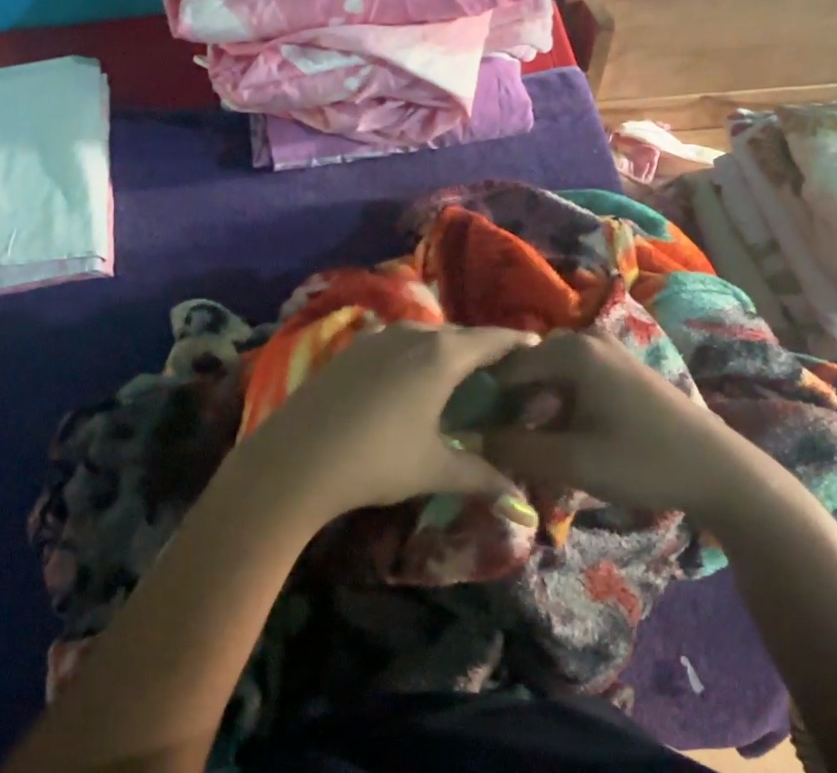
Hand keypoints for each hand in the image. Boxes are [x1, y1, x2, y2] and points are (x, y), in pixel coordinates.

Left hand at [232, 324, 535, 523]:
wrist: (297, 457)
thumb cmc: (377, 460)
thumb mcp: (435, 469)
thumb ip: (482, 477)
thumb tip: (521, 504)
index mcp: (441, 354)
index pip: (492, 338)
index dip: (518, 342)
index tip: (539, 346)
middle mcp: (410, 333)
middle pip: (457, 334)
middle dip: (481, 347)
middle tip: (501, 370)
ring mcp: (373, 337)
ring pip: (421, 335)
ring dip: (442, 349)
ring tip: (456, 374)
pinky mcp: (347, 350)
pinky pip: (392, 342)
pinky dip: (410, 354)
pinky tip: (407, 378)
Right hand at [484, 330, 762, 517]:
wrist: (722, 473)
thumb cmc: (643, 461)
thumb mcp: (570, 461)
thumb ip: (511, 449)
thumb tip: (466, 440)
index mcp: (570, 350)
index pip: (502, 367)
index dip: (478, 400)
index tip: (464, 431)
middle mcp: (585, 340)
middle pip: (523, 368)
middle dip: (503, 403)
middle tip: (488, 441)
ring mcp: (605, 354)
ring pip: (545, 376)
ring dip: (528, 408)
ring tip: (516, 444)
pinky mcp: (619, 372)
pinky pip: (568, 381)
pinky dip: (552, 406)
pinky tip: (551, 439)